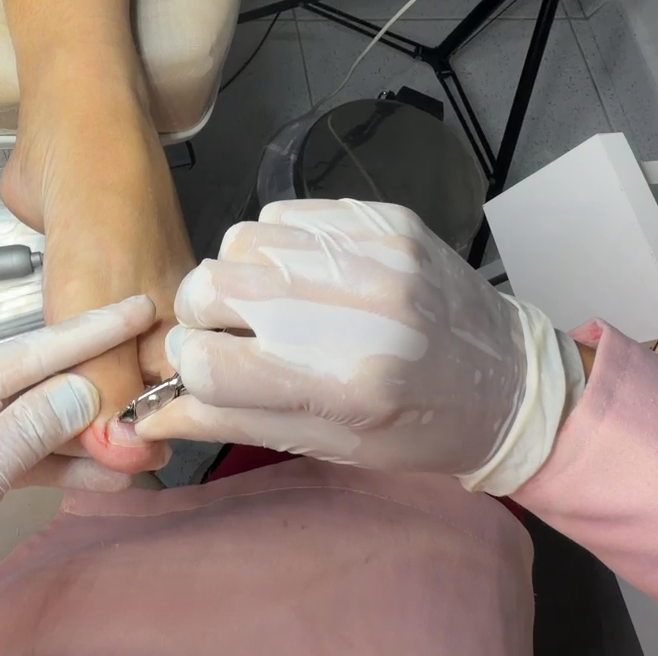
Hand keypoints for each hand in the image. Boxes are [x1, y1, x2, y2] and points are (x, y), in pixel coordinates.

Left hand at [0, 62, 191, 474]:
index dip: (138, 443)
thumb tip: (122, 460)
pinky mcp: (78, 281)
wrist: (66, 128)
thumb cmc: (100, 208)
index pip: (171, 406)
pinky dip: (55, 365)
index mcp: (181, 325)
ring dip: (74, 398)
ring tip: (45, 440)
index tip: (103, 479)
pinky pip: (70, 338)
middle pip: (131, 392)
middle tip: (64, 468)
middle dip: (100, 429)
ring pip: (97, 365)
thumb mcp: (99, 301)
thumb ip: (106, 378)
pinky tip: (36, 391)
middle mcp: (154, 316)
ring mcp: (113, 297)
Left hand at [0, 294, 159, 653]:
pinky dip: (72, 467)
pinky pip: (37, 459)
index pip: (34, 349)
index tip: (138, 309)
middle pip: (46, 382)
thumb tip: (85, 388)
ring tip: (146, 439)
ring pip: (47, 423)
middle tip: (154, 377)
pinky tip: (112, 474)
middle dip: (101, 384)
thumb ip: (29, 427)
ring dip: (93, 434)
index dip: (91, 330)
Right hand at [135, 200, 581, 494]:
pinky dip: (273, 243)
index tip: (207, 366)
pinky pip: (280, 214)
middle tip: (229, 329)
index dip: (191, 365)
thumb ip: (228, 420)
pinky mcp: (380, 217)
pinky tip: (300, 270)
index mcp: (340, 386)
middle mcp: (352, 311)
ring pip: (237, 241)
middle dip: (199, 312)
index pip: (206, 363)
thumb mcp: (324, 444)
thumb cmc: (414, 427)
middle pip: (209, 288)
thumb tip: (147, 412)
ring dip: (235, 272)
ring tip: (270, 297)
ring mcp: (369, 253)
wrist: (510, 379)